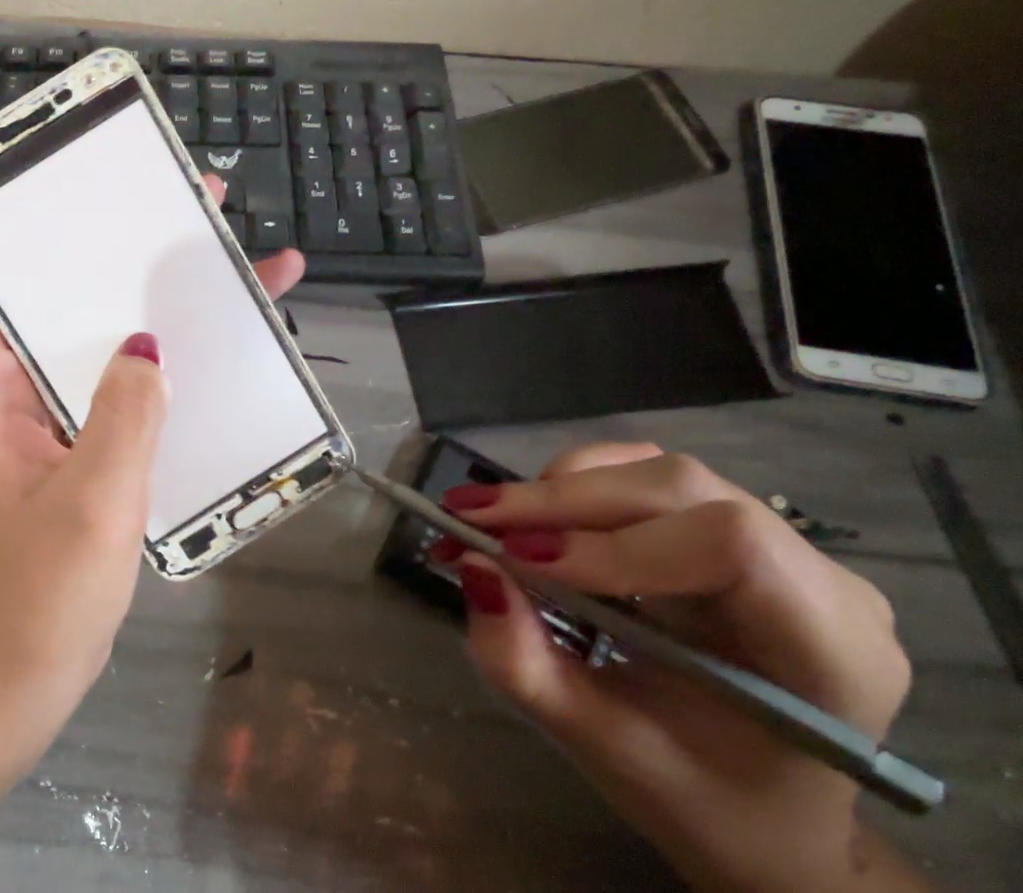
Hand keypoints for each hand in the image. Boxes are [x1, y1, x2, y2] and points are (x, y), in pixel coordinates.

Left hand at [0, 176, 304, 763]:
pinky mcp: (87, 462)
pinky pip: (126, 400)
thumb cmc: (37, 599)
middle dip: (111, 256)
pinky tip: (220, 359)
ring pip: (103, 352)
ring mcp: (56, 432)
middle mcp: (21, 401)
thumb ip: (121, 420)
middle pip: (60, 308)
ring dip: (155, 312)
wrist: (19, 684)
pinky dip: (166, 375)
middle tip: (182, 209)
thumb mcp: (88, 505)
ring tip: (232, 267)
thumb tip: (146, 342)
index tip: (48, 185)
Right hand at [437, 444, 922, 892]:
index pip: (729, 545)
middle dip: (562, 500)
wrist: (762, 817)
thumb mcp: (602, 749)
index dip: (612, 543)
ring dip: (565, 489)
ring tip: (492, 520)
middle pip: (682, 489)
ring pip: (660, 474)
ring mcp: (782, 548)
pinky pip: (651, 484)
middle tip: (465, 517)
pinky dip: (579, 489)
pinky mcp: (732, 535)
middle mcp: (821, 580)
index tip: (513, 560)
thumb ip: (528, 665)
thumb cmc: (700, 802)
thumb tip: (473, 568)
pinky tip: (537, 521)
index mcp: (827, 650)